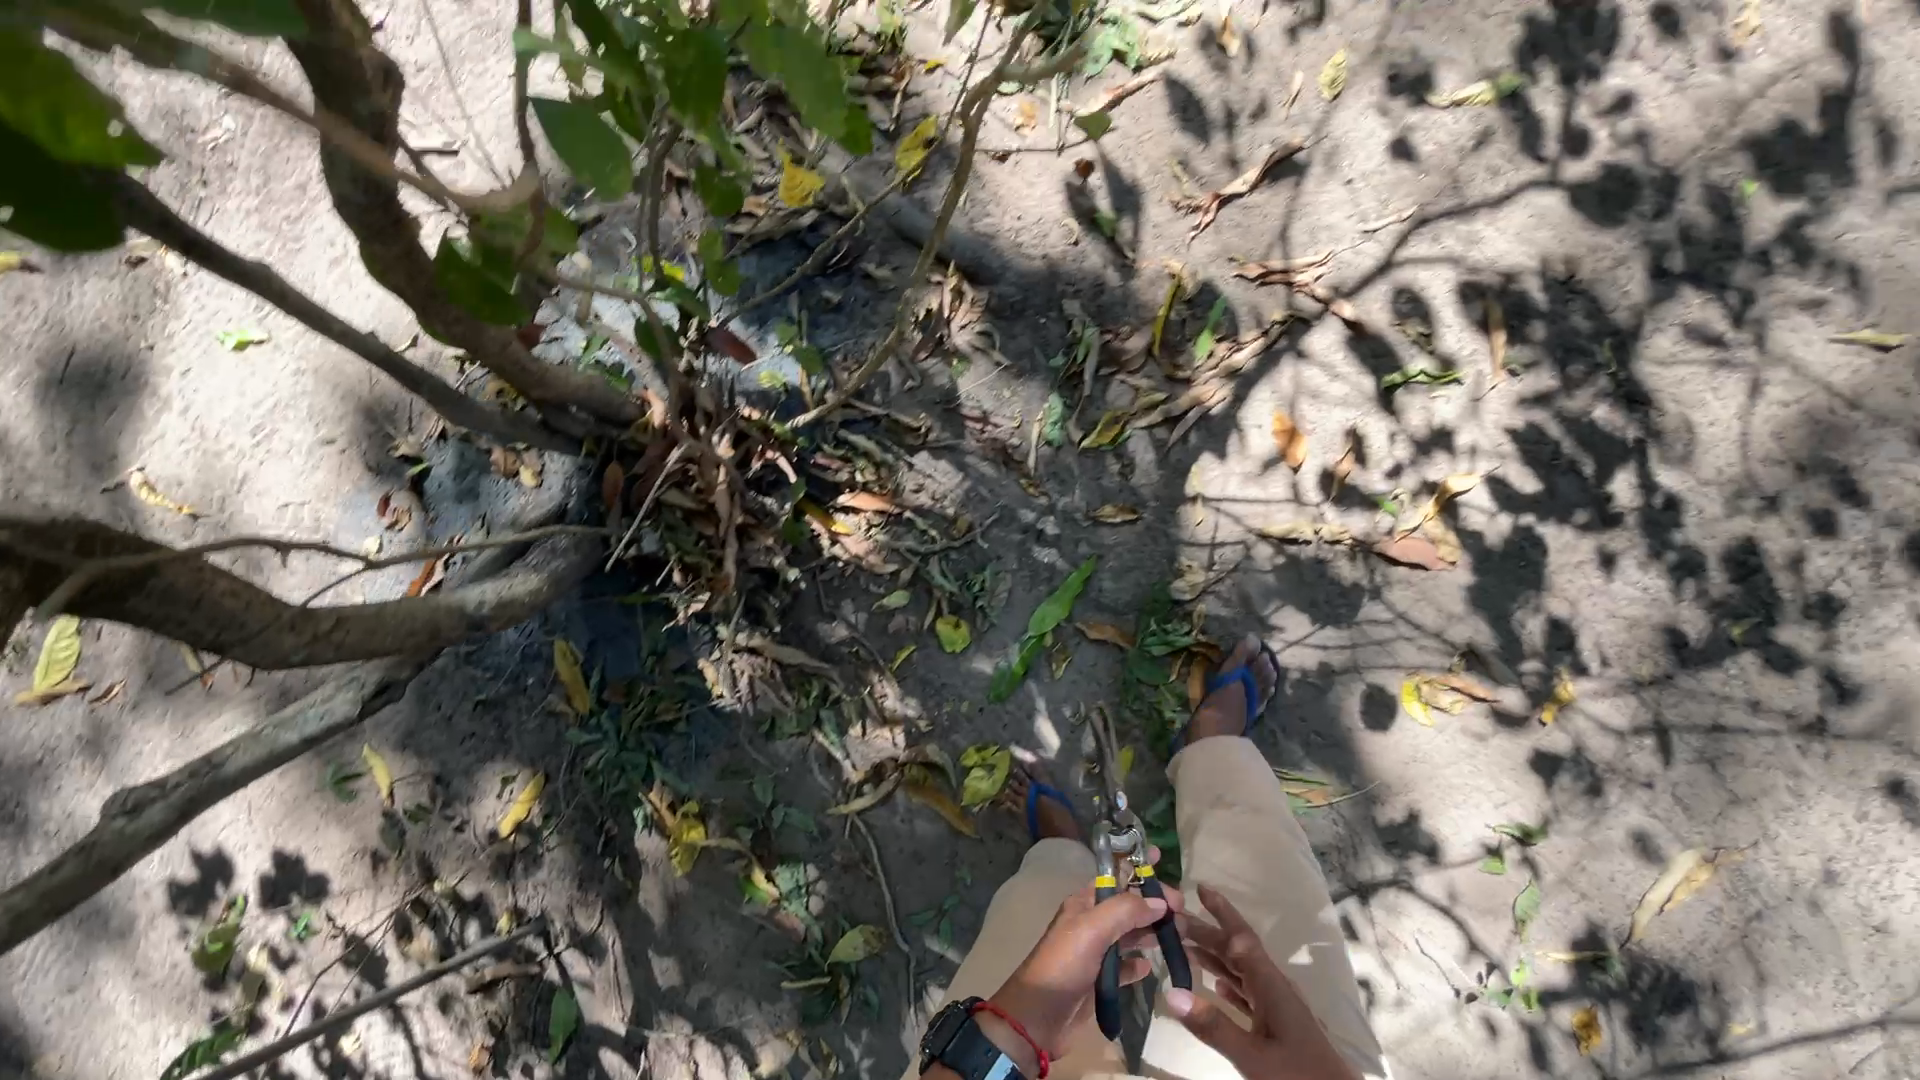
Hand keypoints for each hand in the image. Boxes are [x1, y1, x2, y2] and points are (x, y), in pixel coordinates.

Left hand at [979, 880, 1186, 1073]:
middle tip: (1182, 910)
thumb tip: (1158, 901)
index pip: (1114, 875)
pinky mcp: (1100, 981)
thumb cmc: (1063, 965)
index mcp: (1084, 903)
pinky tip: (1152, 966)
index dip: (1134, 864)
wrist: (1038, 1017)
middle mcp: (1091, 923)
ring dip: (1153, 932)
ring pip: (1130, 934)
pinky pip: (1125, 966)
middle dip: (1153, 903)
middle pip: (1127, 905)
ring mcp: (1095, 952)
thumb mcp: (1092, 929)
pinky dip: (1139, 963)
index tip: (1160, 856)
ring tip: (1181, 935)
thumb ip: (1125, 910)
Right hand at [1164, 884, 1361, 1079]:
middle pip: (1237, 952)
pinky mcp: (1279, 1028)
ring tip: (1186, 947)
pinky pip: (1249, 995)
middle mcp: (1275, 989)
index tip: (1199, 887)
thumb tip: (1170, 991)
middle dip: (1208, 934)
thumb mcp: (1253, 1057)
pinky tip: (1216, 988)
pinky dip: (1230, 985)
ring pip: (1242, 972)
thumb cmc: (1299, 1078)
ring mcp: (1279, 1009)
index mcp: (1272, 986)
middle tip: (1175, 921)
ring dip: (1215, 958)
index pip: (1241, 937)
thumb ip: (1213, 1025)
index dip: (1221, 911)